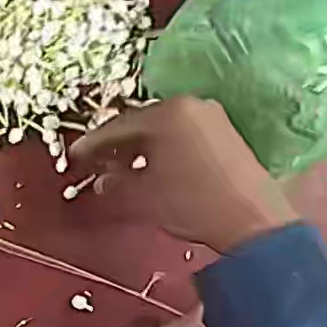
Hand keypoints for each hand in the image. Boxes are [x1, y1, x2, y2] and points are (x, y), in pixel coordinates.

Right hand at [69, 96, 293, 252]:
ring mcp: (211, 117)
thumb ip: (114, 185)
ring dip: (140, 148)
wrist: (252, 221)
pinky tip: (153, 168)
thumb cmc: (191, 203)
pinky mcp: (225, 134)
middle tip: (96, 164)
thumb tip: (102, 180)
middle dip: (116, 145)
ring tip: (122, 170)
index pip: (117, 126)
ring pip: (163, 129)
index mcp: (166, 114)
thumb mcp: (142, 197)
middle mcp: (190, 106)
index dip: (92, 144)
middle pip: (141, 123)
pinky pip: (182, 134)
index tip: (74, 157)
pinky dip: (162, 148)